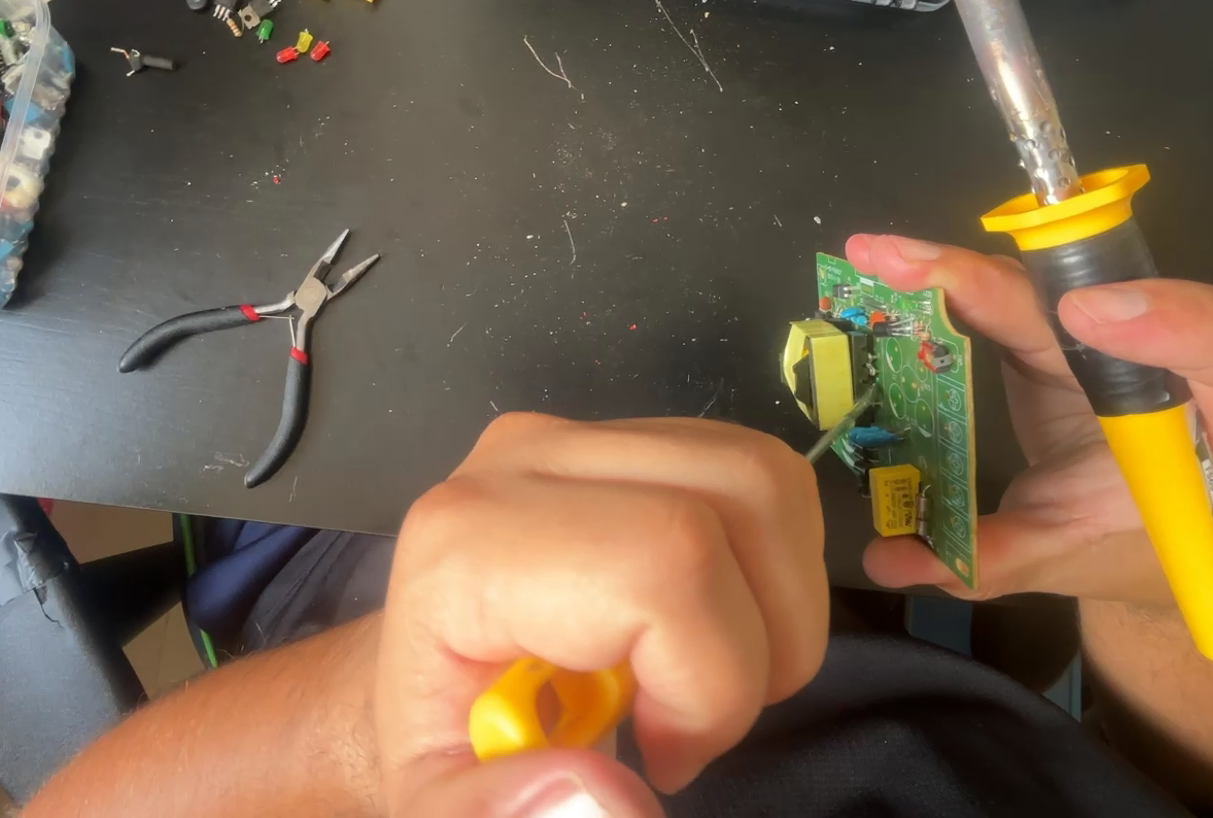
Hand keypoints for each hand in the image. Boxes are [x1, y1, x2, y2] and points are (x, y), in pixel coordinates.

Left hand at [375, 414, 827, 817]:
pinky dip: (769, 558)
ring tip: (710, 663)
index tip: (666, 752)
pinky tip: (709, 613)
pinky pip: (748, 470)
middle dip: (766, 634)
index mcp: (469, 541)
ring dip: (779, 594)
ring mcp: (579, 432)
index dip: (708, 675)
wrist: (433, 642)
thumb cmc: (444, 720)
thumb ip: (500, 812)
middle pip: (735, 495)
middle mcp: (526, 457)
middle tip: (700, 711)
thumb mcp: (441, 800)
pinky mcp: (621, 432)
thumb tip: (611, 796)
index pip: (665, 560)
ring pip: (757, 472)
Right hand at [844, 234, 1212, 606]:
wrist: (1144, 530)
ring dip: (952, 265)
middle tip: (904, 265)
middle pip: (1100, 289)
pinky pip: (1001, 290)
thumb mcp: (1067, 558)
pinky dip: (942, 278)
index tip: (1082, 315)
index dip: (1180, 319)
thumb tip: (884, 557)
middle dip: (995, 276)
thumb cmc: (1135, 547)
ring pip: (1036, 279)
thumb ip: (987, 557)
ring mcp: (1097, 335)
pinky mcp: (1048, 328)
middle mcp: (1159, 355)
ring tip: (876, 257)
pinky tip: (885, 267)